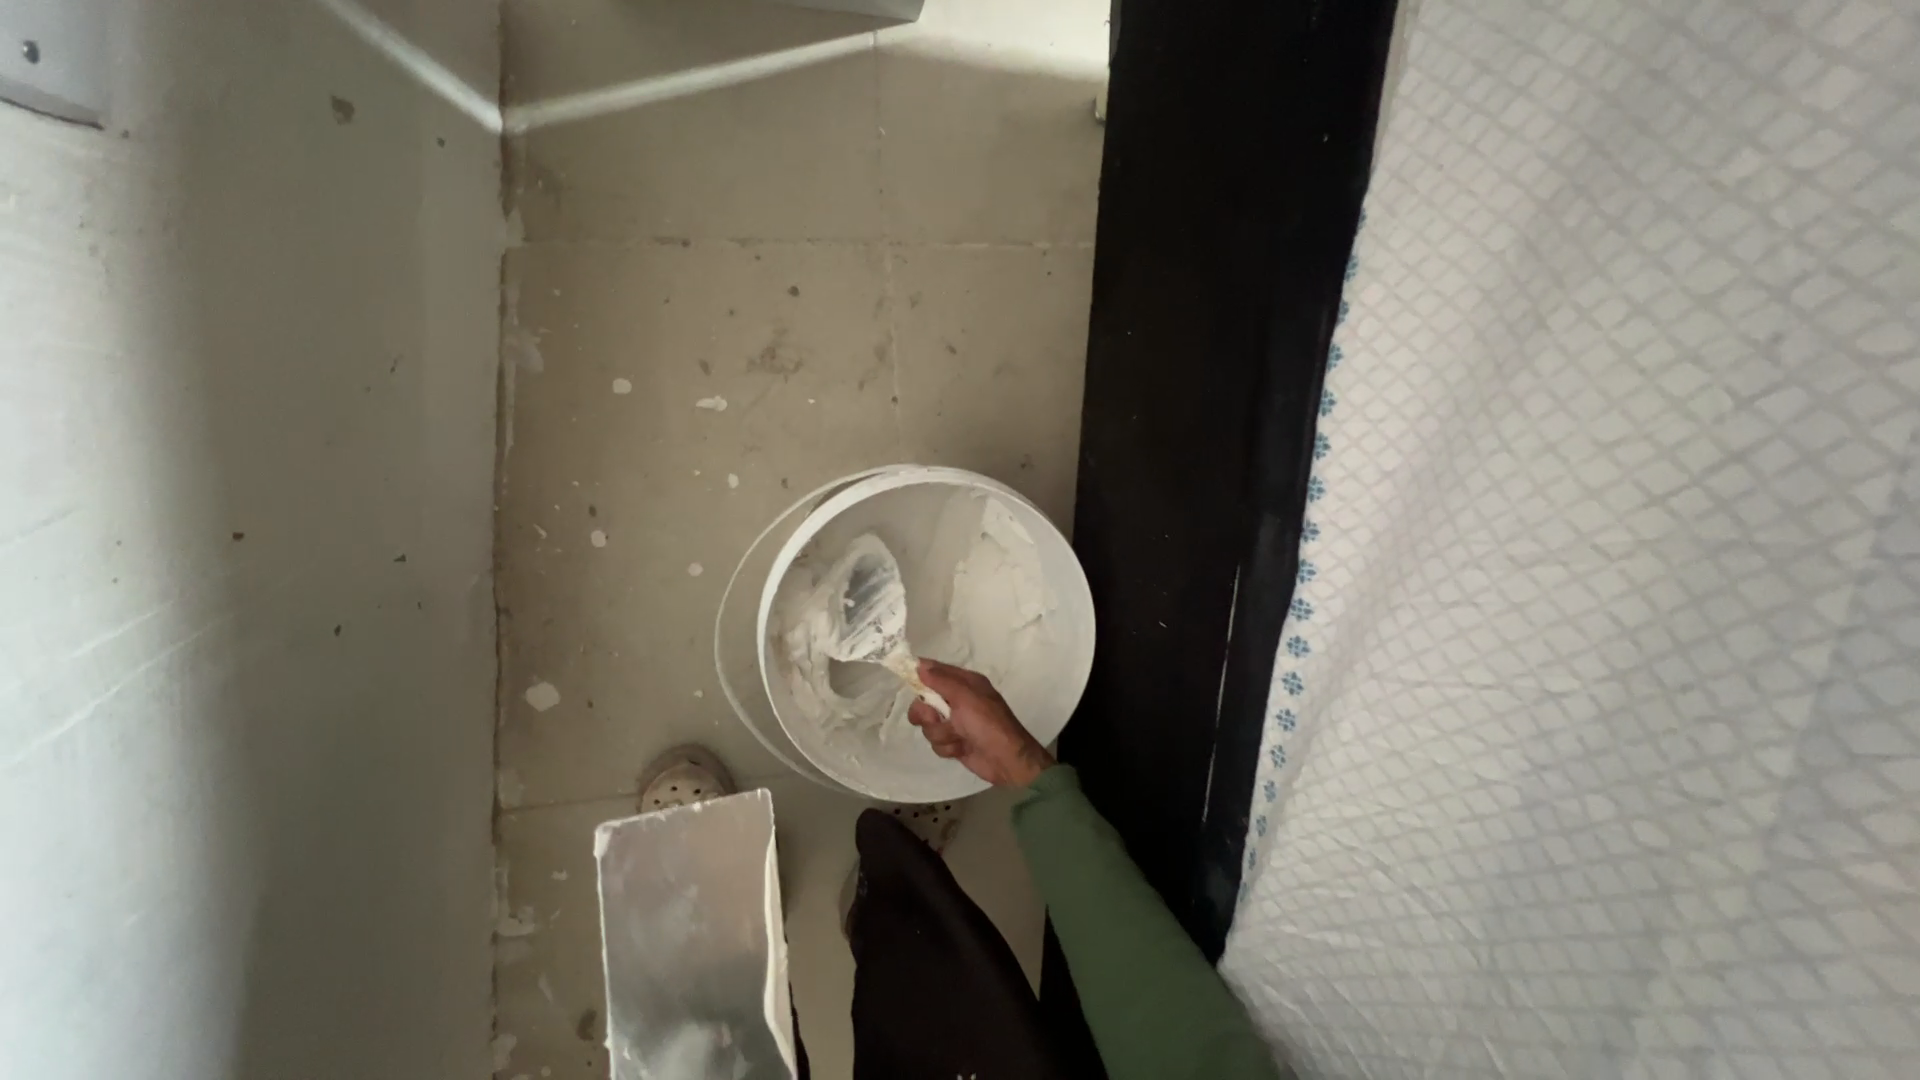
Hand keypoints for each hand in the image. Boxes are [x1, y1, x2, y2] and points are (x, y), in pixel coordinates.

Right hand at [909, 659, 1055, 787]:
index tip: (903, 676)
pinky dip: (947, 747)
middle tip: (937, 719)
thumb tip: (920, 665)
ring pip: (928, 725)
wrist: (1006, 760)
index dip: (919, 673)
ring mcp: (955, 723)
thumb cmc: (988, 724)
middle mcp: (958, 700)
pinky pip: (936, 742)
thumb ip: (942, 681)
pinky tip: (961, 748)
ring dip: (941, 734)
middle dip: (927, 714)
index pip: (935, 671)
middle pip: (924, 701)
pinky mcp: (954, 742)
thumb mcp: (966, 697)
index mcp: (965, 683)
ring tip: (958, 737)